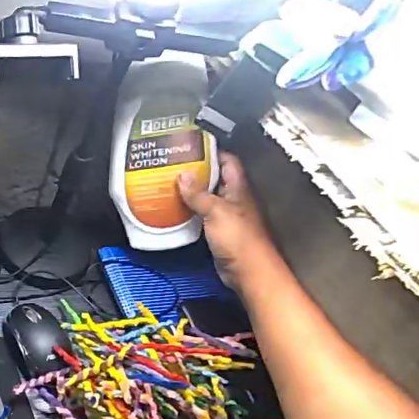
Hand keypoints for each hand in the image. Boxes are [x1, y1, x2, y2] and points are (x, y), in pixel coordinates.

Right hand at [179, 152, 281, 289]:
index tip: (192, 147)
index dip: (212, 151)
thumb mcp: (216, 211)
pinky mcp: (218, 232)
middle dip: (196, 171)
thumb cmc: (239, 239)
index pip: (227, 161)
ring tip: (170, 185)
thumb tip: (183, 175)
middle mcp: (234, 199)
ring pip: (207, 197)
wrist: (248, 271)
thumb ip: (198, 194)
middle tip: (174, 166)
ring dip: (191, 192)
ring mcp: (226, 216)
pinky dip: (190, 211)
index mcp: (238, 189)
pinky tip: (176, 210)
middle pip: (214, 178)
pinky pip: (202, 216)